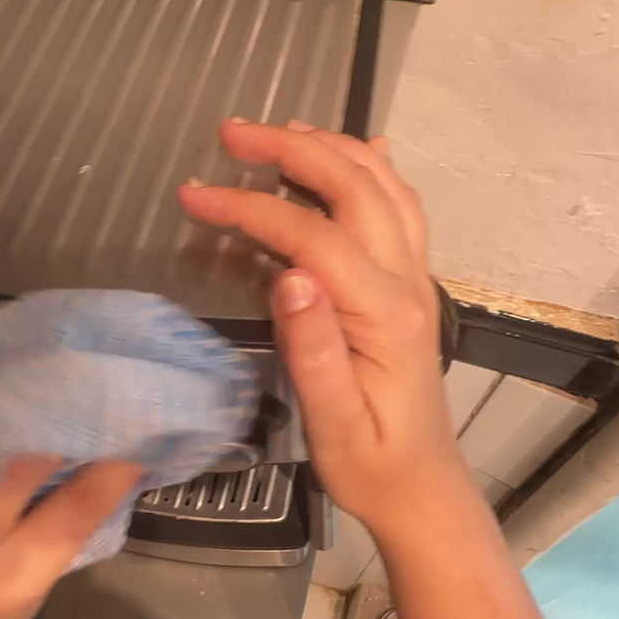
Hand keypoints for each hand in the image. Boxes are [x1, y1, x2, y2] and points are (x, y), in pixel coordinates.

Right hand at [178, 119, 472, 536]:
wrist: (423, 487)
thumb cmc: (370, 464)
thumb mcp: (333, 424)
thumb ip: (314, 351)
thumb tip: (289, 276)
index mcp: (382, 314)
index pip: (312, 236)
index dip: (250, 208)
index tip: (195, 195)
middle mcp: (407, 282)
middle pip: (355, 187)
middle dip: (291, 149)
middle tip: (231, 134)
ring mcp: (416, 279)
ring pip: (384, 187)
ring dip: (333, 147)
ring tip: (279, 131)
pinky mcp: (412, 286)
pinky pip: (401, 208)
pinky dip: (375, 169)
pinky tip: (358, 153)